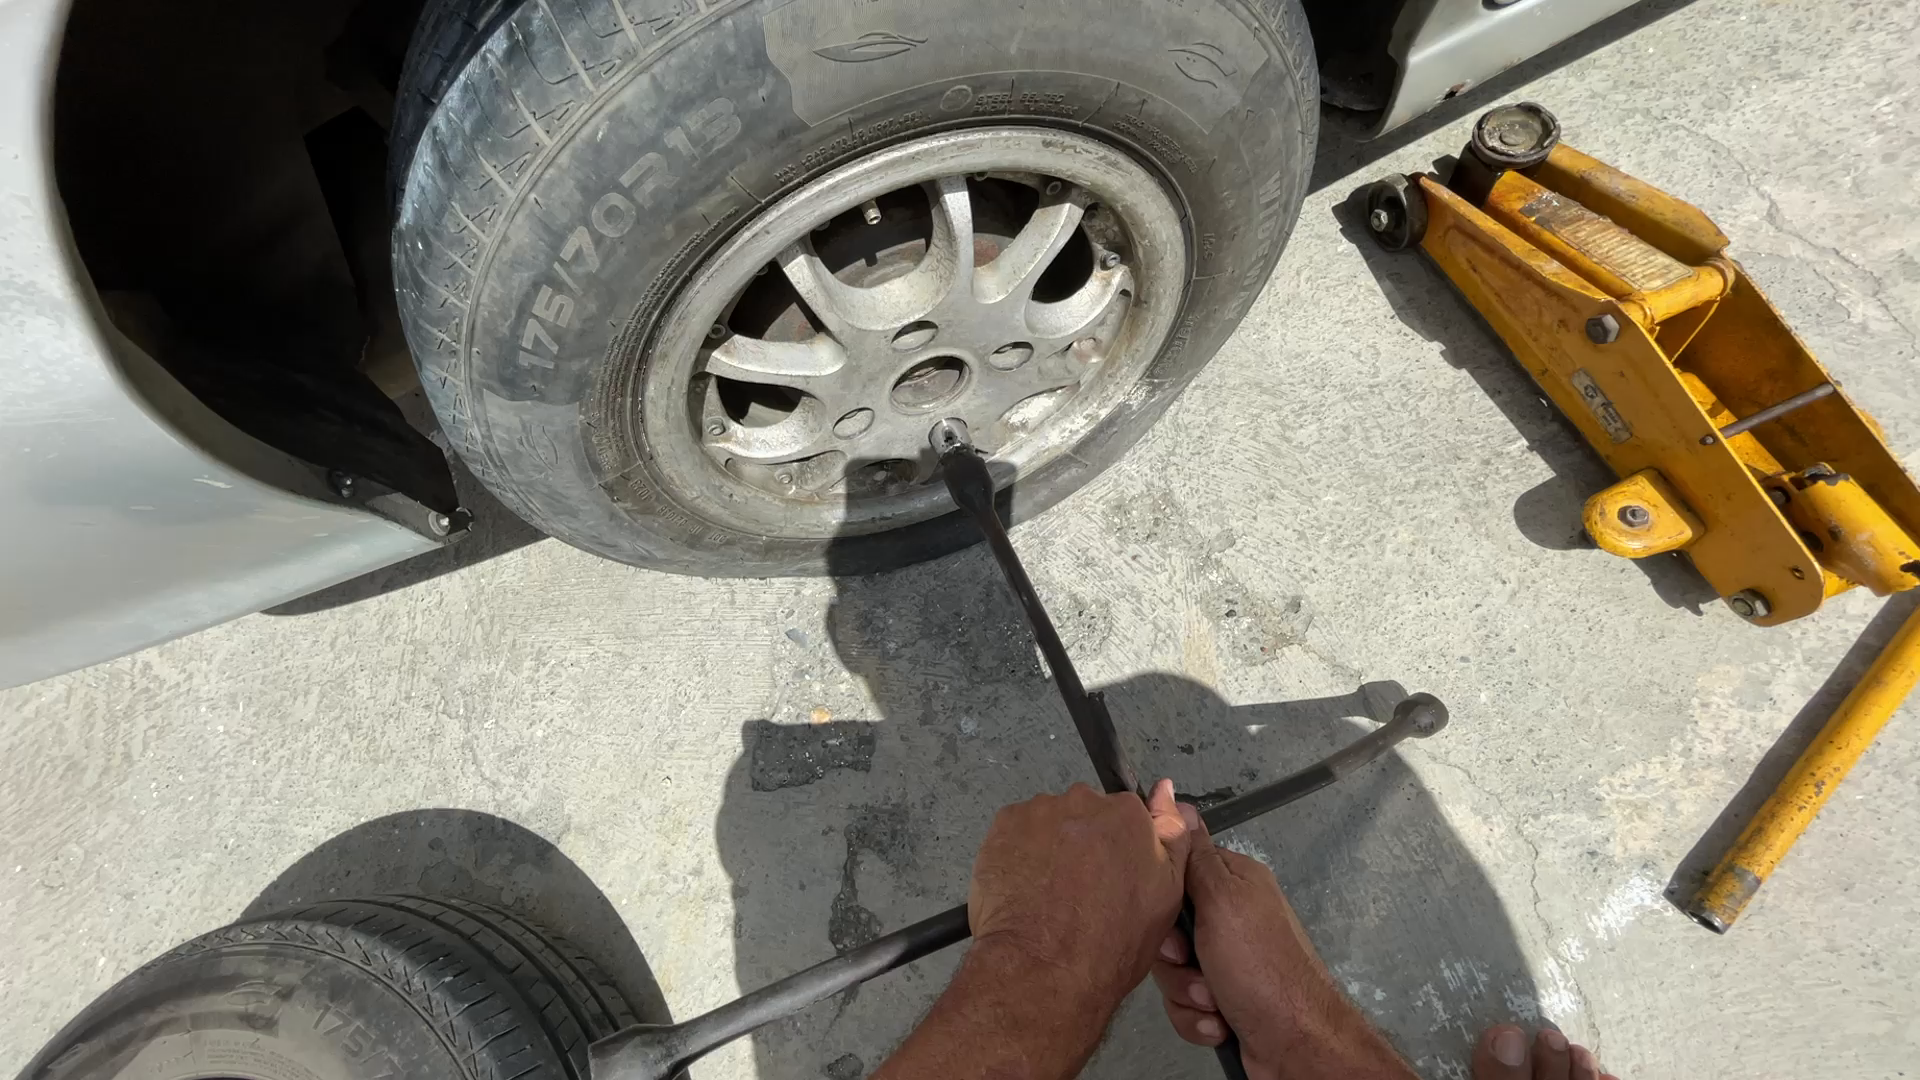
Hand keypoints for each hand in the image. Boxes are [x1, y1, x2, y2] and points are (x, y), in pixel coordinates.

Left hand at [968, 778, 1193, 1013]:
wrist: (1045, 966)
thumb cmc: (1111, 941)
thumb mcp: (1165, 895)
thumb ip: (1171, 837)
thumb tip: (1166, 792)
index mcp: (1127, 814)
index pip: (1126, 817)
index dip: (1119, 848)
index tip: (1112, 875)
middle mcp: (1083, 800)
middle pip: (1085, 814)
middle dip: (1084, 842)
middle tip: (1080, 888)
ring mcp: (1040, 809)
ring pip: (1049, 822)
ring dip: (1050, 846)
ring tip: (1049, 893)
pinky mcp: (1005, 822)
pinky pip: (1016, 829)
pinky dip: (1019, 851)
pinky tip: (1024, 886)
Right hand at [1151, 817, 1415, 1079]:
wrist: (1299, 1052)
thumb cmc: (1260, 965)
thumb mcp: (1221, 898)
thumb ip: (1192, 853)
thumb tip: (1171, 795)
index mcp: (1233, 881)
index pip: (1175, 871)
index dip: (1164, 898)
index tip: (1172, 922)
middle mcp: (1229, 916)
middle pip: (1168, 924)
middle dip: (1174, 956)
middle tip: (1193, 963)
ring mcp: (1226, 961)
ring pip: (1171, 967)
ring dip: (1185, 990)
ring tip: (1213, 1002)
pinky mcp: (1222, 1000)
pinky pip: (1184, 1001)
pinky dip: (1196, 1016)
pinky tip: (1218, 1022)